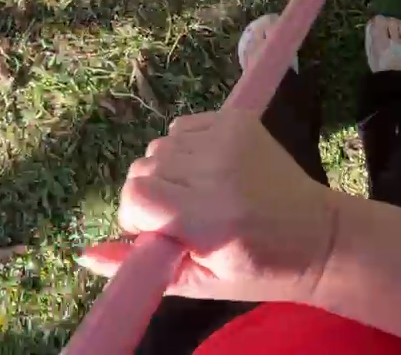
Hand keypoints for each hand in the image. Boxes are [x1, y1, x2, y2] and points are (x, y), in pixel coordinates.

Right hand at [76, 108, 338, 302]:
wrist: (317, 234)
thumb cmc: (258, 268)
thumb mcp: (199, 282)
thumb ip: (138, 267)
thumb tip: (82, 256)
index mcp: (208, 219)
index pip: (136, 196)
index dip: (137, 215)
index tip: (160, 231)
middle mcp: (216, 171)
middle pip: (142, 166)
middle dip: (152, 192)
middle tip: (183, 213)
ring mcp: (227, 138)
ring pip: (159, 145)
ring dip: (168, 169)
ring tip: (200, 190)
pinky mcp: (235, 118)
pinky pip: (180, 125)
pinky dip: (185, 147)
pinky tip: (211, 168)